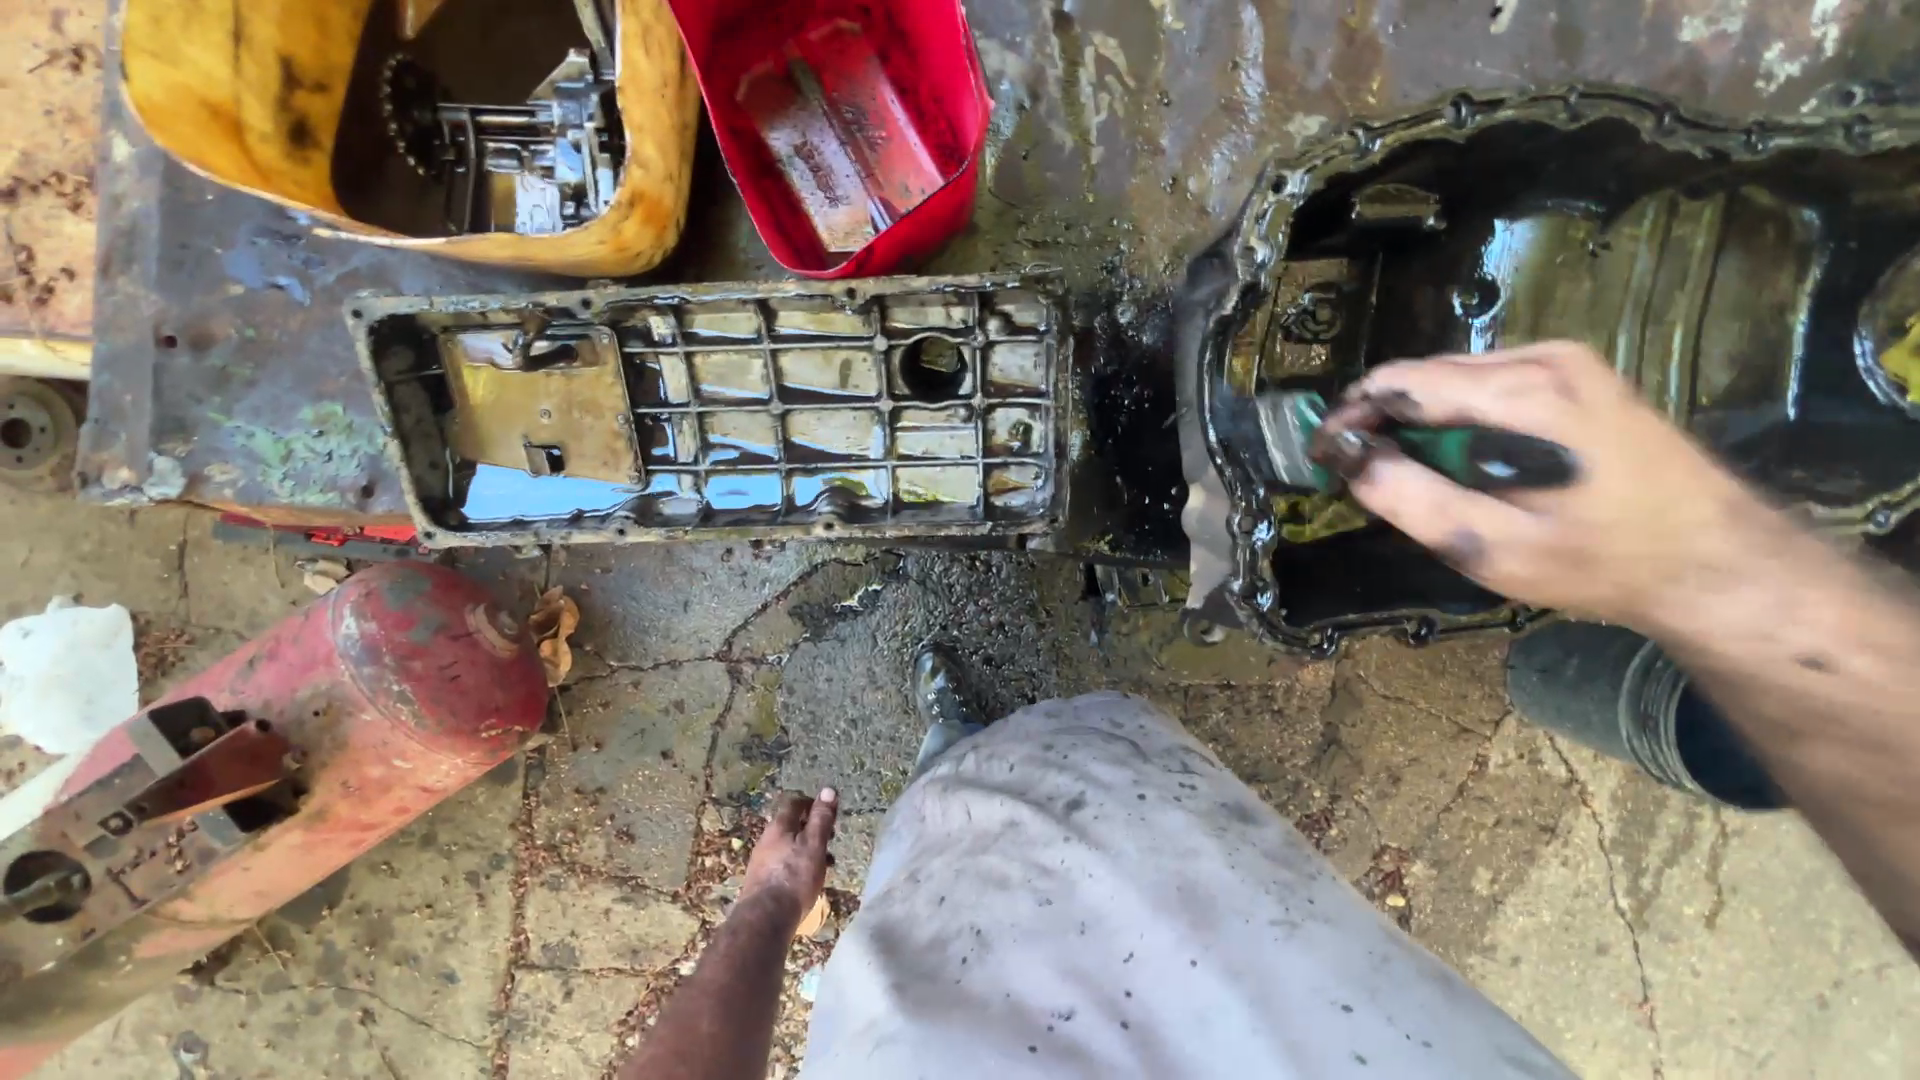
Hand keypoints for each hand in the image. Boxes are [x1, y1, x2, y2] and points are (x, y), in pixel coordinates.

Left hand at [737, 789, 837, 930]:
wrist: (765, 918)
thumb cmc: (794, 876)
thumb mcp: (814, 844)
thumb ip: (821, 818)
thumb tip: (828, 790)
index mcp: (779, 826)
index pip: (794, 803)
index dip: (812, 803)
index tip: (828, 813)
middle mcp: (767, 839)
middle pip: (791, 825)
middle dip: (811, 829)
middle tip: (830, 840)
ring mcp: (761, 861)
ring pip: (788, 846)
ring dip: (807, 849)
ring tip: (825, 864)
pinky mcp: (761, 880)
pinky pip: (783, 864)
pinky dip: (798, 864)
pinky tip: (807, 880)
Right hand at [1318, 341, 1774, 628]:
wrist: (1717, 562)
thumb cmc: (1600, 561)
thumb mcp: (1491, 548)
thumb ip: (1410, 499)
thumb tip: (1350, 459)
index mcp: (1521, 395)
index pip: (1398, 382)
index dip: (1348, 417)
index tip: (1324, 459)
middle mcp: (1542, 359)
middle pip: (1421, 374)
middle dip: (1378, 420)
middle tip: (1360, 475)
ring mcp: (1564, 362)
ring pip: (1448, 376)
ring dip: (1413, 420)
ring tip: (1407, 474)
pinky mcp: (1575, 375)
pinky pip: (1482, 383)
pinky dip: (1450, 416)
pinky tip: (1461, 461)